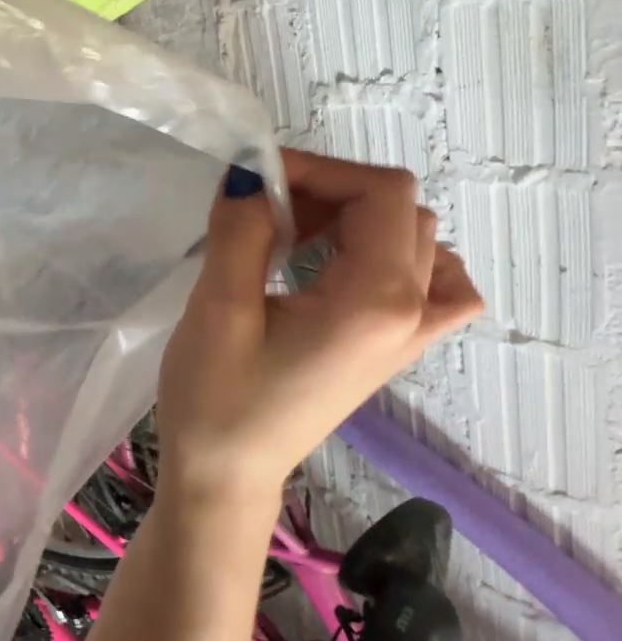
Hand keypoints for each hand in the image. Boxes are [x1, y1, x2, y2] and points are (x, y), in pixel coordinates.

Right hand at [157, 150, 483, 491]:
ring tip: (287, 241)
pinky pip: (425, 279)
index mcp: (376, 298)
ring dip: (352, 221)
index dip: (317, 168)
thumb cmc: (215, 396)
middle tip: (256, 212)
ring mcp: (412, 331)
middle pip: (399, 211)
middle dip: (327, 192)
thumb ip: (240, 235)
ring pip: (412, 240)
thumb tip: (248, 176)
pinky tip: (340, 270)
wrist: (225, 471)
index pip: (381, 194)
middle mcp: (413, 308)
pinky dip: (385, 256)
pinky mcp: (393, 346)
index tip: (251, 179)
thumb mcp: (217, 310)